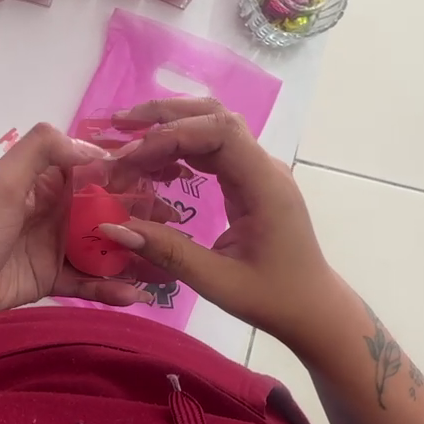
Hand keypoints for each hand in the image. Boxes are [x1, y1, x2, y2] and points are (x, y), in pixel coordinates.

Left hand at [0, 123, 153, 331]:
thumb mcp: (3, 180)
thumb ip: (43, 149)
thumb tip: (97, 148)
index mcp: (44, 181)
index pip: (94, 168)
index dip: (129, 171)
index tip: (167, 175)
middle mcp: (55, 210)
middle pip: (107, 208)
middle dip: (142, 215)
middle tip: (177, 226)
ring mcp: (55, 245)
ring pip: (104, 246)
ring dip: (134, 254)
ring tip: (170, 265)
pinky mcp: (52, 278)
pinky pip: (89, 280)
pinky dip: (112, 288)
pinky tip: (138, 295)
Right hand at [96, 98, 344, 351]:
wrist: (311, 308)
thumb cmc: (271, 297)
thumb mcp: (216, 281)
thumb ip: (165, 251)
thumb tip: (112, 227)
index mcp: (264, 186)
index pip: (219, 133)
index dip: (170, 136)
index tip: (129, 158)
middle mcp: (263, 168)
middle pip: (215, 117)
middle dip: (165, 116)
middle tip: (118, 125)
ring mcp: (257, 171)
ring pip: (213, 127)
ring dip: (170, 127)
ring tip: (127, 139)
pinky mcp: (248, 181)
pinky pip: (213, 150)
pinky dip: (179, 148)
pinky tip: (152, 164)